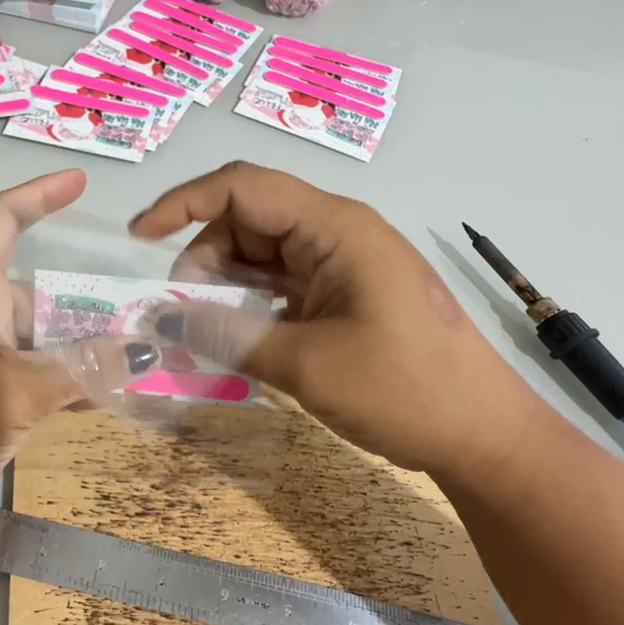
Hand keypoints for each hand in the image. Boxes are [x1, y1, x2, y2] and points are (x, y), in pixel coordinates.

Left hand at [0, 170, 154, 533]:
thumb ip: (87, 366)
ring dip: (78, 351)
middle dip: (84, 310)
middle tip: (142, 327)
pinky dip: (61, 378)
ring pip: (36, 335)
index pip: (1, 219)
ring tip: (134, 366)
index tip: (80, 183)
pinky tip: (103, 398)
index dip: (40, 194)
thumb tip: (145, 350)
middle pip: (34, 291)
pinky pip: (27, 368)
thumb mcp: (25, 390)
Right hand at [128, 161, 558, 480]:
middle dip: (203, 256)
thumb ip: (228, 334)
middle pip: (246, 218)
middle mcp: (336, 234)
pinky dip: (248, 304)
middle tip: (183, 311)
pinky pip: (279, 284)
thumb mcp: (305, 364)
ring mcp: (341, 265)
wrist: (484, 437)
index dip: (184, 203)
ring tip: (206, 330)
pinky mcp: (342, 296)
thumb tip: (162, 317)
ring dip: (224, 284)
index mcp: (335, 228)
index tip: (139, 238)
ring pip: (259, 253)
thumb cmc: (405, 390)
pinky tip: (234, 336)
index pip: (243, 186)